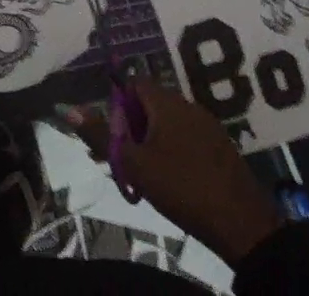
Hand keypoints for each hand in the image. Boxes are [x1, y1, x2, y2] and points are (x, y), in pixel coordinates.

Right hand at [64, 78, 281, 263]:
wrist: (242, 225)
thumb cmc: (182, 187)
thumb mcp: (134, 164)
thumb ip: (101, 136)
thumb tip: (66, 108)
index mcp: (168, 103)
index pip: (134, 84)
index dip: (117, 105)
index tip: (111, 135)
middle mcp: (189, 107)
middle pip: (150, 104)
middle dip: (131, 128)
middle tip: (121, 160)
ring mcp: (209, 127)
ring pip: (168, 124)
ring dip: (150, 142)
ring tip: (142, 175)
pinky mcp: (221, 149)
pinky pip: (187, 139)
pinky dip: (171, 152)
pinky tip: (169, 181)